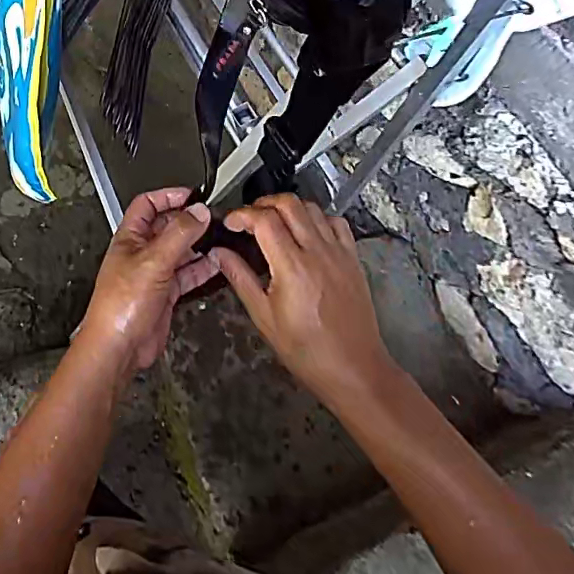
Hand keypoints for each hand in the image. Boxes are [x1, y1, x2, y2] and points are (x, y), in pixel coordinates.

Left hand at [76, 188, 218, 372]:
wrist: (118, 348)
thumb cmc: (119, 306)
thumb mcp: (154, 261)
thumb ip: (179, 234)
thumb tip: (198, 212)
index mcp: (130, 237)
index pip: (147, 204)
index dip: (168, 195)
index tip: (191, 194)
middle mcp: (141, 252)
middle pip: (167, 226)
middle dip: (188, 220)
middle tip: (210, 217)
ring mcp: (153, 273)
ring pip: (180, 250)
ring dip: (198, 244)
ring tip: (217, 238)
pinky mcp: (164, 293)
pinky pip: (186, 274)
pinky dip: (201, 268)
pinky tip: (214, 264)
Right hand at [212, 194, 396, 407]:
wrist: (354, 369)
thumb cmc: (308, 351)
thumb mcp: (264, 317)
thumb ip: (240, 278)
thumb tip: (219, 254)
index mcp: (292, 267)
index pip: (264, 220)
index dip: (242, 215)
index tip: (231, 223)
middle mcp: (317, 252)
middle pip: (288, 203)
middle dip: (263, 203)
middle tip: (250, 218)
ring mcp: (338, 253)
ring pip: (312, 207)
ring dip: (289, 208)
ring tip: (275, 223)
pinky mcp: (352, 258)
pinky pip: (336, 223)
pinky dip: (317, 218)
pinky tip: (307, 233)